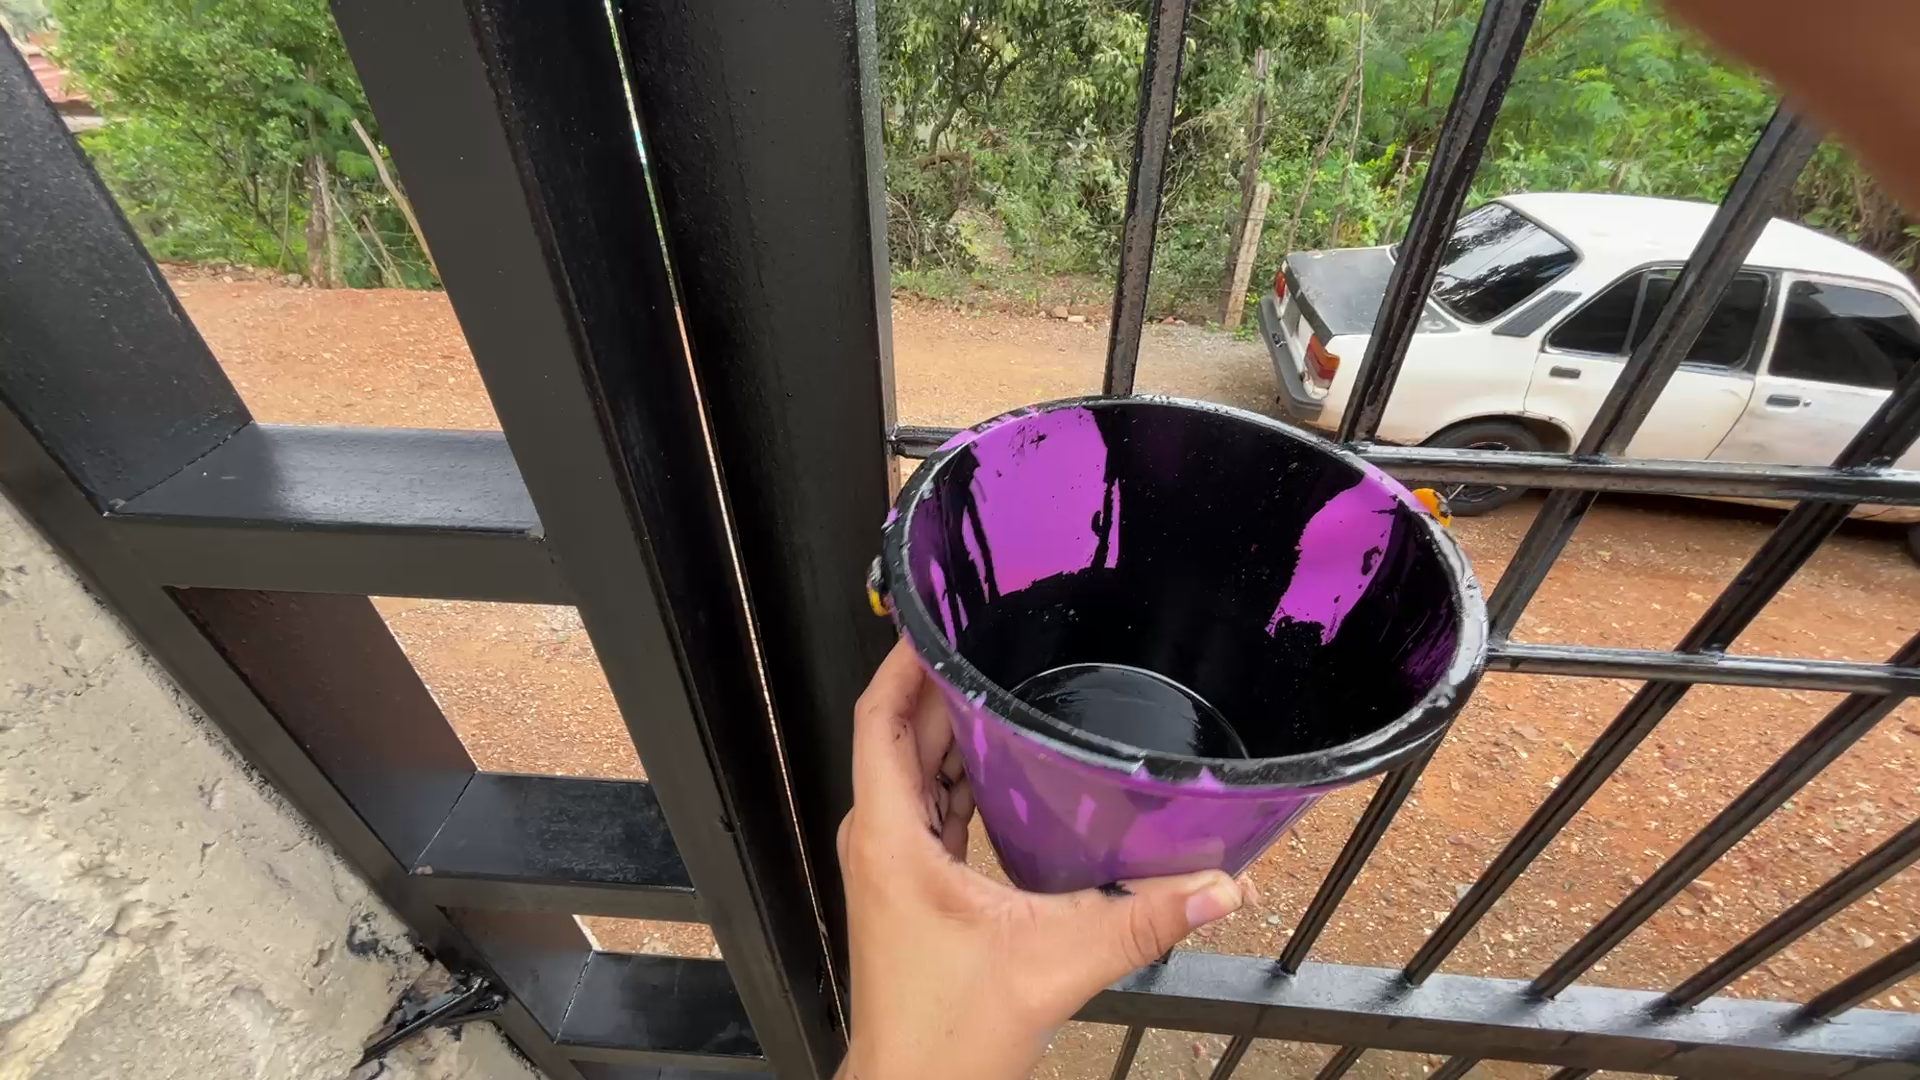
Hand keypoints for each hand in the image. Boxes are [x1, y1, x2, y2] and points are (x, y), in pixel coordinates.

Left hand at [835, 641, 1256, 1079]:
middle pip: (901, 730)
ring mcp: (892, 851)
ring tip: (992, 678)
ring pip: (912, 761)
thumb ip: (1140, 918)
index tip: (933, 620)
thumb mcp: (1053, 963)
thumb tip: (1219, 885)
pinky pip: (927, 795)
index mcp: (891, 833)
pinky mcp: (910, 870)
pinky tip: (994, 752)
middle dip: (938, 681)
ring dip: (945, 721)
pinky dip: (953, 765)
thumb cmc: (954, 1032)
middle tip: (986, 637)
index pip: (881, 718)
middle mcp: (881, 831)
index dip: (902, 662)